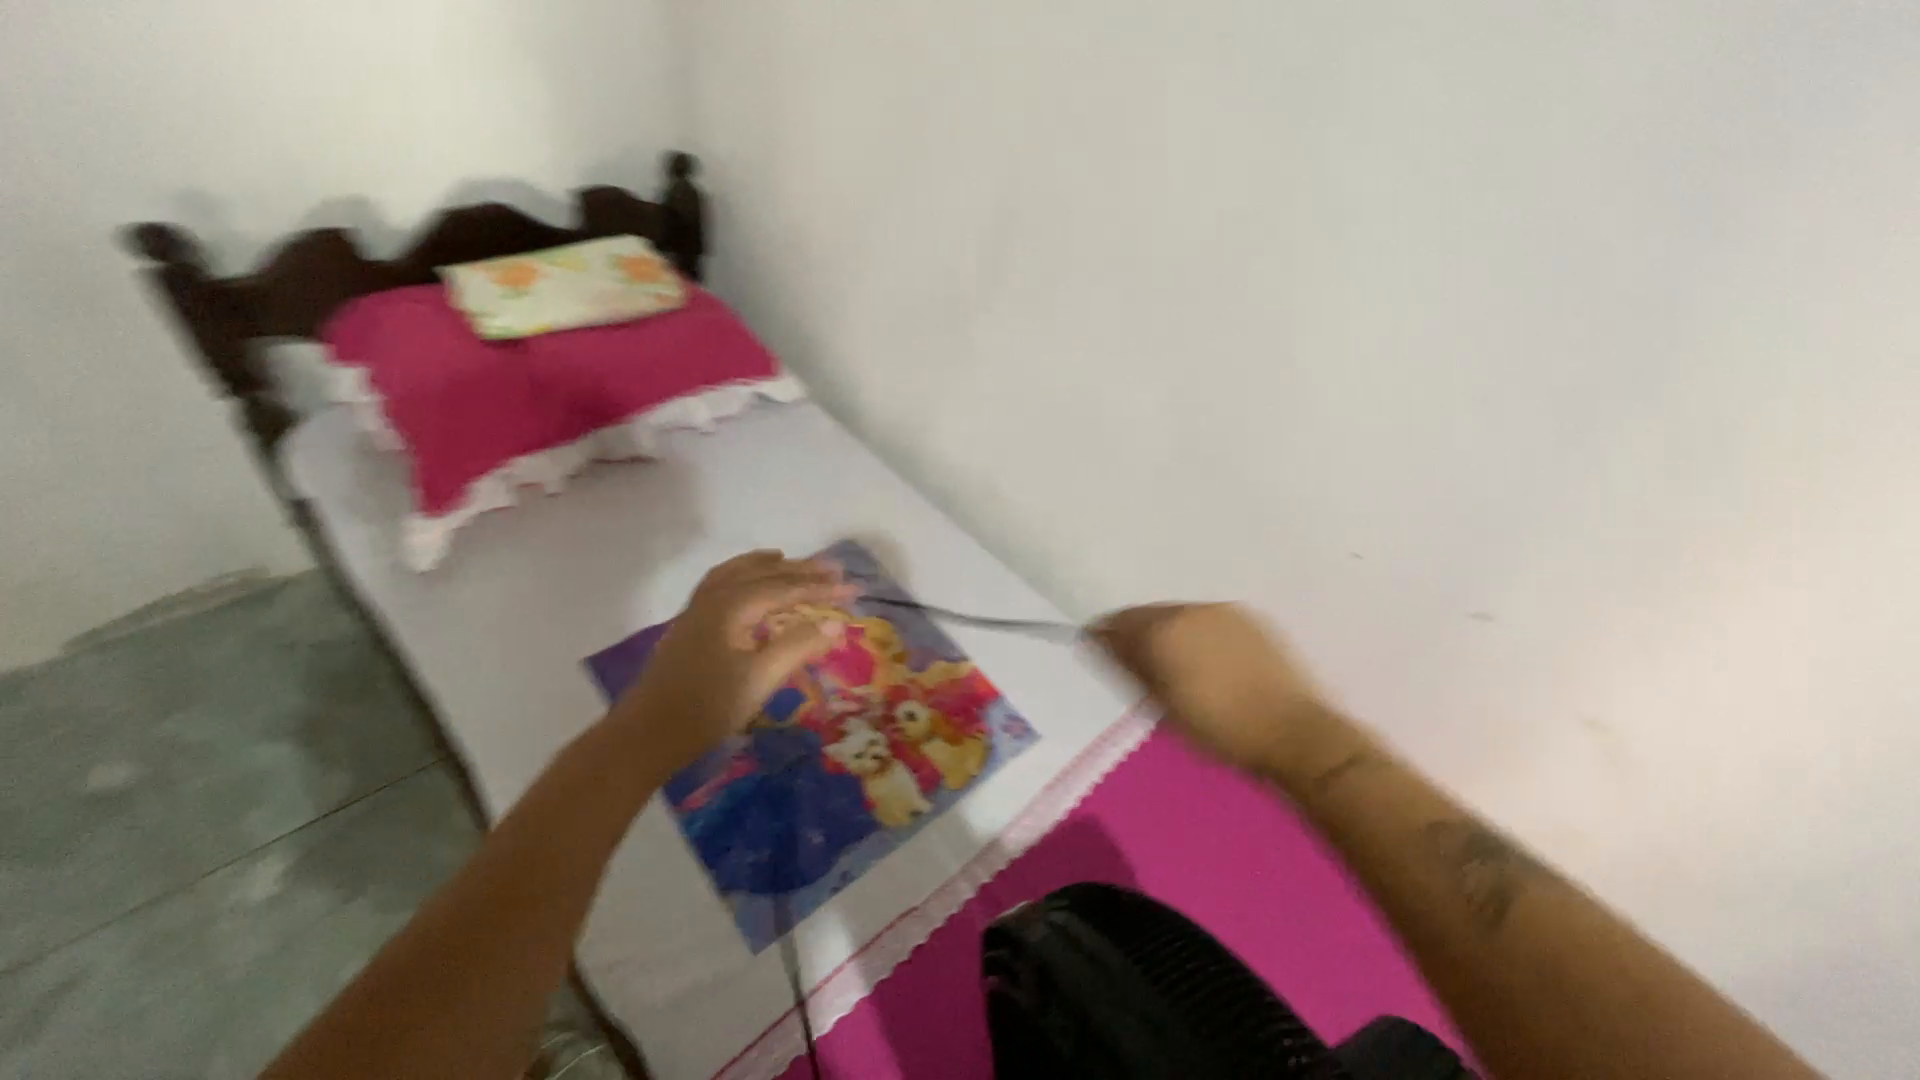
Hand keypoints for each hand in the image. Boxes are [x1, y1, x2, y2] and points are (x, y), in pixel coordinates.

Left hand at [607, 551, 854, 774]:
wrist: (647, 734)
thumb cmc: (707, 707)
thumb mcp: (760, 679)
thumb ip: (798, 646)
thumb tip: (836, 624)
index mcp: (732, 605)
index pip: (785, 588)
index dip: (821, 588)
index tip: (854, 589)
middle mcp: (713, 598)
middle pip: (762, 574)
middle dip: (800, 571)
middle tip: (834, 569)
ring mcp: (696, 611)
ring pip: (736, 574)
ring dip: (766, 566)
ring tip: (785, 558)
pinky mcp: (689, 627)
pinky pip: (720, 585)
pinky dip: (740, 576)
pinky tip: (744, 587)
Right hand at [1091, 603, 1338, 774]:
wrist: (1294, 732)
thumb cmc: (1220, 729)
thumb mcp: (1164, 706)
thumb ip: (1129, 667)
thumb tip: (1101, 642)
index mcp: (1163, 632)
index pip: (1117, 623)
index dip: (1103, 636)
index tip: (1096, 651)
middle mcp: (1189, 611)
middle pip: (1147, 614)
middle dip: (1135, 632)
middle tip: (1134, 661)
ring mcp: (1223, 612)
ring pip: (1179, 614)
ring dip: (1167, 631)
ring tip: (1171, 662)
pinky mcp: (1250, 619)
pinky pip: (1208, 619)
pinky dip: (1197, 632)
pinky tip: (1204, 658)